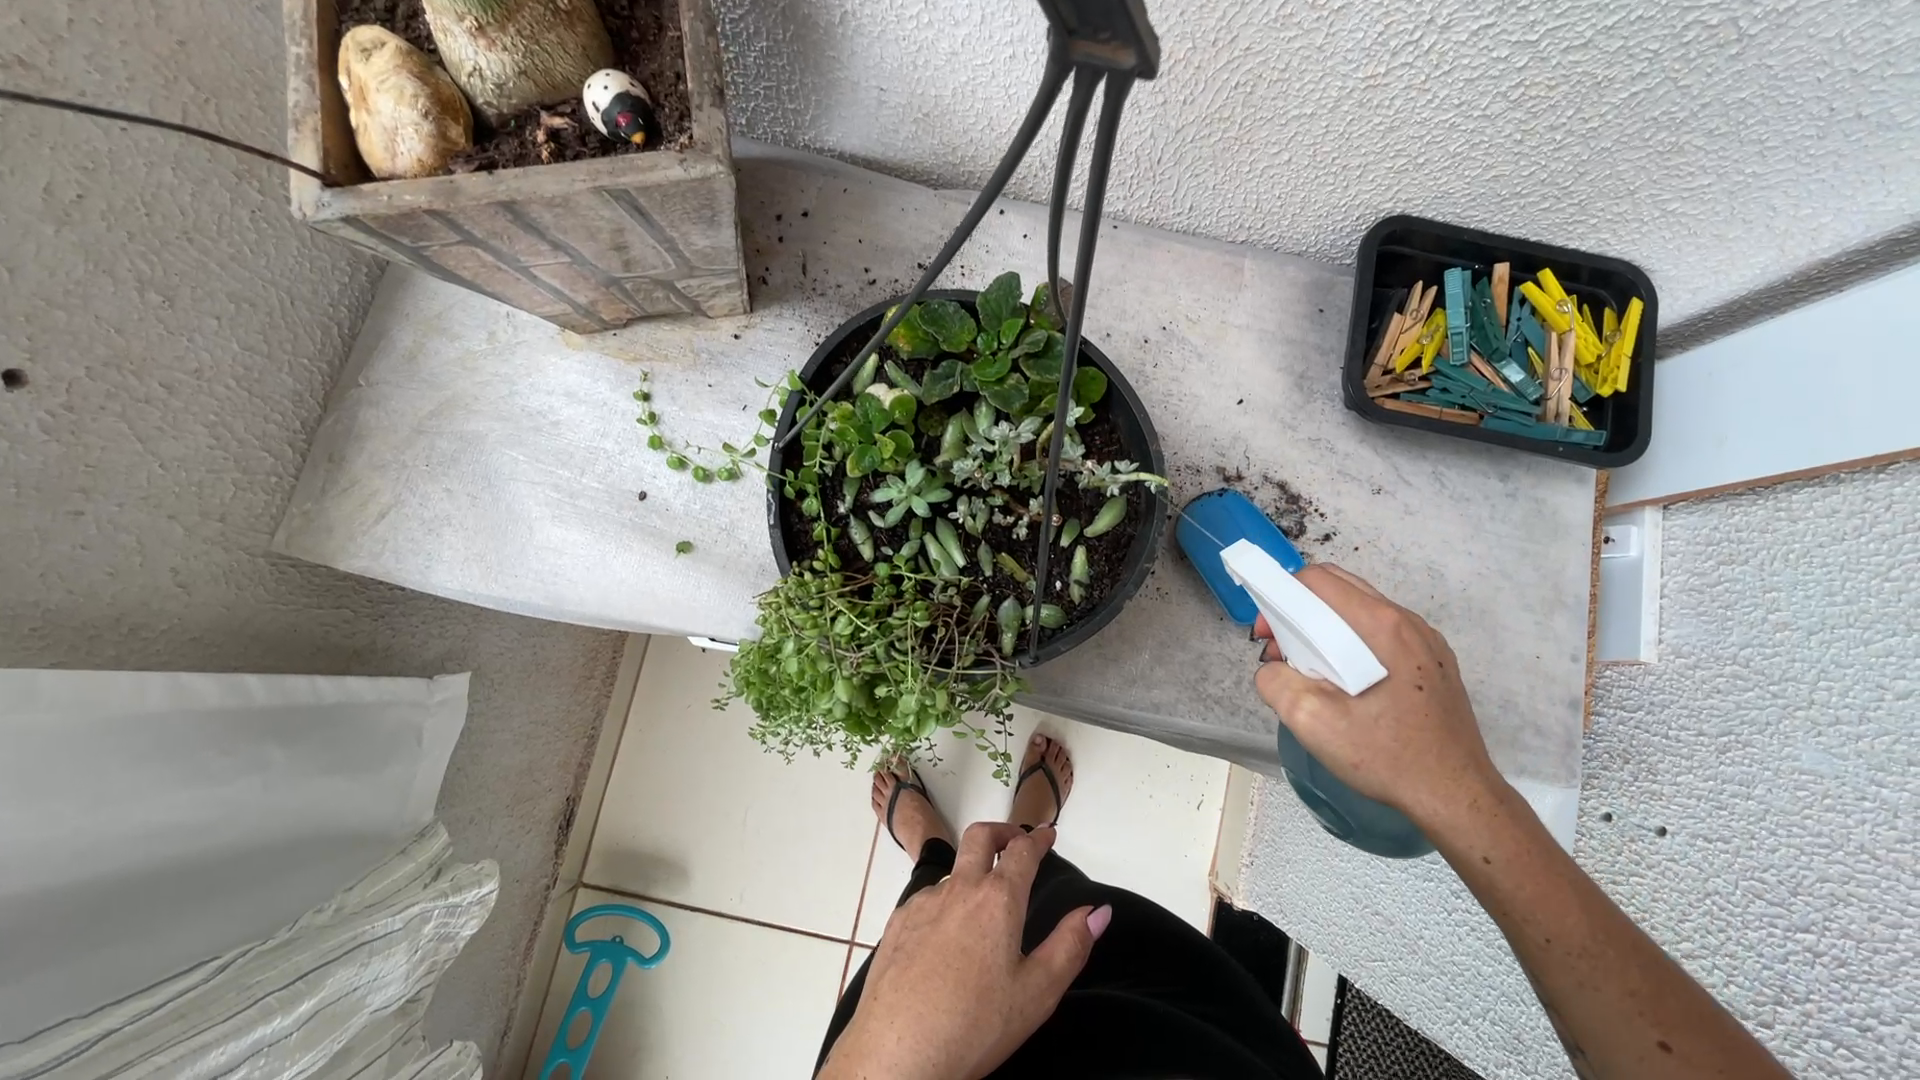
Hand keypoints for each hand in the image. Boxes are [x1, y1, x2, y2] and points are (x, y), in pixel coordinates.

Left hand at [820, 823, 1109, 1079]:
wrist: (897, 1052)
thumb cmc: (976, 1025)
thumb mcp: (1037, 993)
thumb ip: (1071, 945)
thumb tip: (1099, 910)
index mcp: (997, 900)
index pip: (1022, 851)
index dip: (1037, 838)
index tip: (1047, 834)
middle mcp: (958, 889)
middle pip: (979, 838)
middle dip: (1001, 832)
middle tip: (1015, 841)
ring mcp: (923, 903)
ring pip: (952, 872)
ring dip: (972, 873)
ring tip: (984, 904)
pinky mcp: (897, 922)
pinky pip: (928, 899)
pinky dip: (946, 903)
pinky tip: (948, 938)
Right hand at [1253, 563, 1504, 836]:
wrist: (1455, 796)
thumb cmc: (1385, 756)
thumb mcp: (1312, 721)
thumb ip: (1276, 681)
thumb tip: (1274, 667)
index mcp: (1380, 626)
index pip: (1316, 579)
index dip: (1280, 598)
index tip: (1267, 637)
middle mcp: (1407, 622)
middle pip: (1339, 588)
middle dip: (1299, 610)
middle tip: (1281, 651)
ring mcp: (1425, 641)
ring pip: (1360, 611)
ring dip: (1325, 629)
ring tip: (1311, 672)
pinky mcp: (1434, 662)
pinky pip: (1381, 634)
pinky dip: (1352, 644)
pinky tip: (1346, 684)